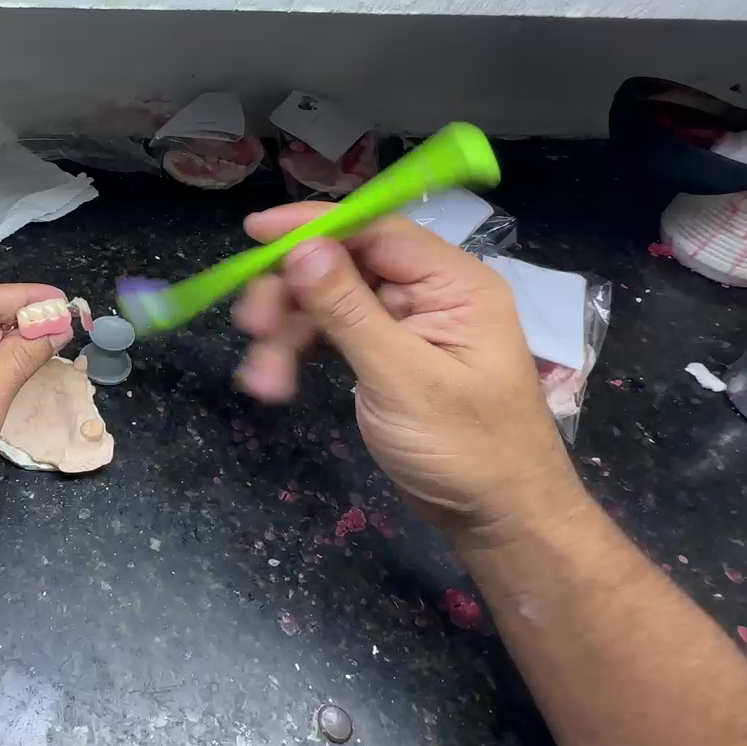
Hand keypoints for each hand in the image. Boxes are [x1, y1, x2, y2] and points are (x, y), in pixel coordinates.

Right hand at [232, 203, 585, 546]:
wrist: (496, 519)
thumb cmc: (465, 448)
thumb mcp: (400, 376)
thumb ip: (348, 310)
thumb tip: (301, 248)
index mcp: (451, 285)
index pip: (374, 231)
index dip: (313, 226)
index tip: (254, 232)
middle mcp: (424, 294)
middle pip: (338, 268)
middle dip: (289, 297)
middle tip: (250, 327)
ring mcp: (399, 325)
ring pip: (323, 305)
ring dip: (285, 337)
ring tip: (262, 381)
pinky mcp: (378, 355)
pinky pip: (326, 337)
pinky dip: (297, 355)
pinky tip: (274, 383)